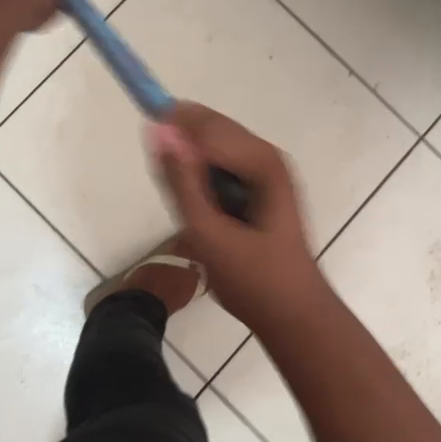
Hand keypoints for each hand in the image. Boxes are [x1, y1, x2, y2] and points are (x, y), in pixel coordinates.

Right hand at [150, 102, 327, 334]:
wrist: (294, 316)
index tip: (146, 140)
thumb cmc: (254, 280)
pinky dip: (205, 175)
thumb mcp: (208, 232)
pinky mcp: (263, 186)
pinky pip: (224, 163)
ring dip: (193, 161)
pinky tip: (200, 205)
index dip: (174, 126)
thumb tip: (159, 132)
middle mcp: (268, 156)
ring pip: (217, 145)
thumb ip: (181, 181)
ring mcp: (268, 170)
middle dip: (184, 143)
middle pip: (214, 128)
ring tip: (182, 197)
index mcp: (262, 162)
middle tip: (164, 177)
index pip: (207, 125)